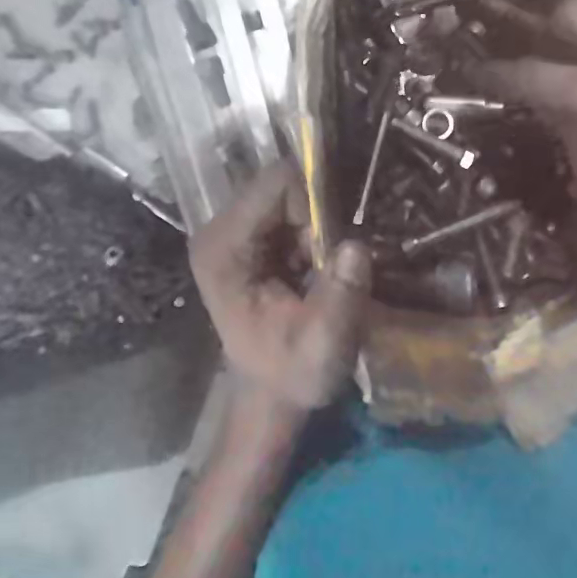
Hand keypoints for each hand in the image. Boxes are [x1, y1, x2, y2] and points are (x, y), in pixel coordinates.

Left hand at [189, 164, 371, 413]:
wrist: (271, 394)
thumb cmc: (291, 371)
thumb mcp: (324, 345)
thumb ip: (340, 296)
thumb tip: (356, 247)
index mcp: (223, 247)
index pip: (277, 184)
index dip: (313, 206)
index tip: (326, 250)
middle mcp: (220, 229)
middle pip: (282, 183)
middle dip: (316, 217)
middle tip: (324, 263)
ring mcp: (232, 230)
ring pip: (291, 194)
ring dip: (316, 227)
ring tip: (318, 271)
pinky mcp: (249, 237)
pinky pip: (291, 209)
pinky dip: (312, 233)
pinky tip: (311, 269)